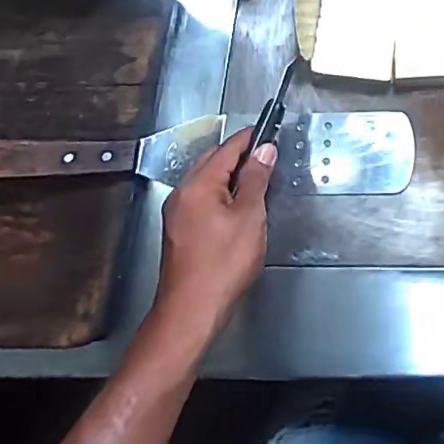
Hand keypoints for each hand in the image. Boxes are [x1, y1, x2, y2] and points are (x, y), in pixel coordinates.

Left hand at [152, 128, 275, 335]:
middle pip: (213, 161)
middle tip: (265, 156)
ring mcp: (177, 213)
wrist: (190, 313)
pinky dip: (219, 193)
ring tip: (255, 180)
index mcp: (198, 185)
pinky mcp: (178, 231)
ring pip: (205, 180)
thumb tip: (263, 151)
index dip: (250, 138)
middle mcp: (182, 194)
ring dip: (229, 175)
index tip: (267, 131)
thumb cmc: (221, 266)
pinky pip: (201, 199)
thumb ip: (256, 179)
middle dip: (238, 155)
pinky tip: (236, 207)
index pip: (227, 149)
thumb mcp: (250, 217)